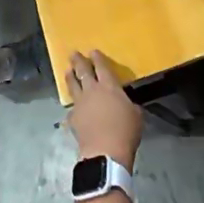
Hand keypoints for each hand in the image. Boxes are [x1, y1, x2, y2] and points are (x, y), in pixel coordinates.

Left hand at [65, 51, 142, 166]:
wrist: (104, 151)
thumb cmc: (125, 132)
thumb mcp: (136, 115)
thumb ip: (129, 105)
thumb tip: (124, 104)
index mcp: (109, 87)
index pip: (102, 68)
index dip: (97, 59)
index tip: (93, 51)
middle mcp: (92, 90)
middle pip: (83, 71)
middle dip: (78, 61)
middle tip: (73, 53)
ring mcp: (80, 102)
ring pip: (73, 84)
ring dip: (70, 76)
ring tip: (68, 70)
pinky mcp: (73, 116)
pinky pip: (72, 105)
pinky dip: (72, 102)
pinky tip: (72, 103)